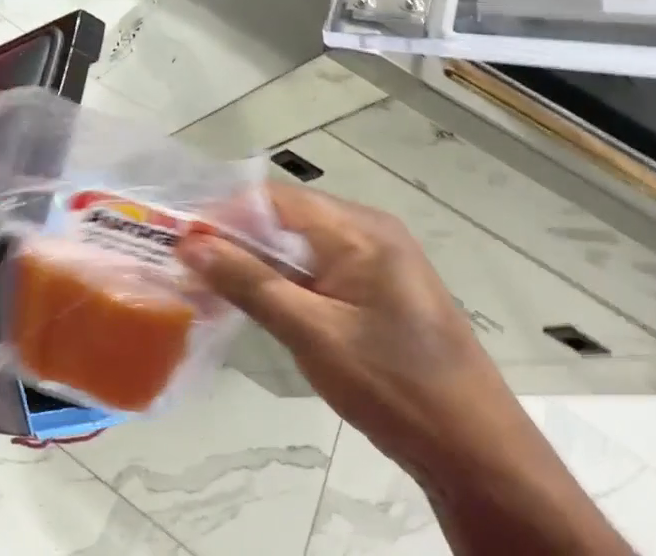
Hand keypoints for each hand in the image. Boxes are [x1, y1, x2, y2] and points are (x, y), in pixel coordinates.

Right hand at [179, 183, 521, 480]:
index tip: (177, 241)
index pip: (272, 199)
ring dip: (249, 260)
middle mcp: (369, 234)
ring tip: (205, 283)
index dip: (220, 214)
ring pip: (293, 245)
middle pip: (281, 217)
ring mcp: (375, 263)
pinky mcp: (374, 293)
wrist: (478, 455)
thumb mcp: (312, 333)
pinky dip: (275, 279)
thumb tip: (188, 243)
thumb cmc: (395, 386)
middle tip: (184, 264)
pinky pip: (311, 269)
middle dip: (230, 237)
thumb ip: (249, 282)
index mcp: (361, 232)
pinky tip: (247, 301)